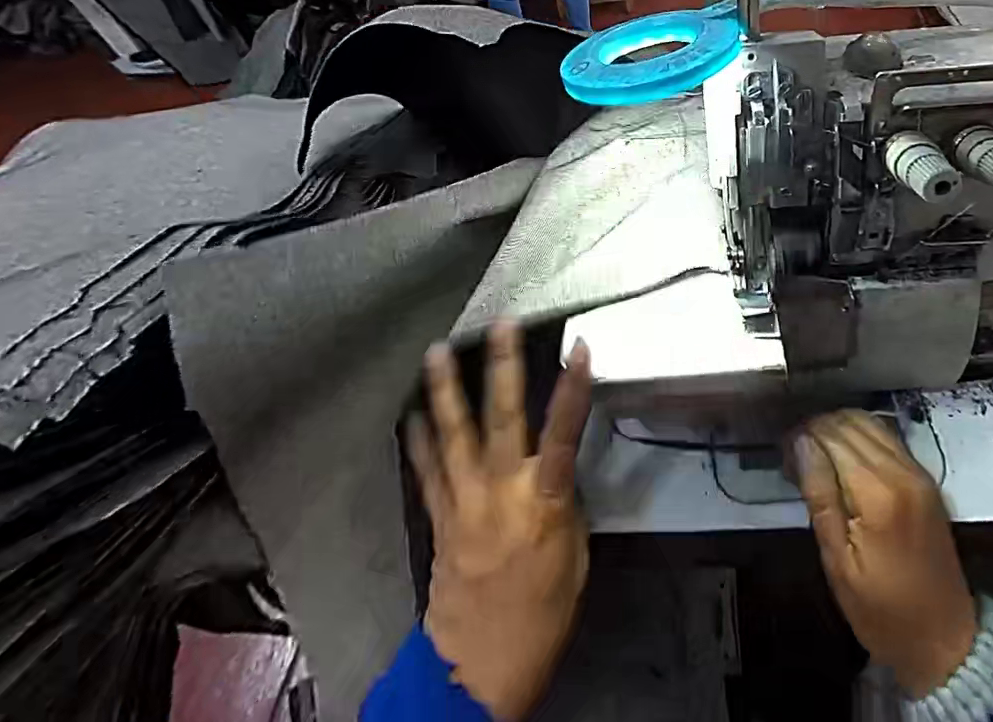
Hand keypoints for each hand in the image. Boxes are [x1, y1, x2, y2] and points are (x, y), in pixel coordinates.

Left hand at [410, 324, 593, 718]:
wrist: (479, 666)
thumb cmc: (545, 607)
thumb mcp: (574, 551)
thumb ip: (562, 501)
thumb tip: (555, 470)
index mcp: (543, 503)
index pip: (562, 435)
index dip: (572, 390)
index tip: (579, 349)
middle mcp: (499, 494)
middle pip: (501, 421)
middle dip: (502, 370)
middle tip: (500, 326)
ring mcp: (463, 504)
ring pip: (453, 437)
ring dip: (445, 392)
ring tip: (437, 352)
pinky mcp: (440, 520)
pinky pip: (426, 472)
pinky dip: (420, 441)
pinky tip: (413, 413)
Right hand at [795, 410, 979, 697]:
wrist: (944, 638)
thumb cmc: (882, 611)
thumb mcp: (838, 563)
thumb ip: (820, 496)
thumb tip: (802, 444)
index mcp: (879, 493)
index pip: (833, 437)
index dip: (803, 436)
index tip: (782, 451)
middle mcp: (902, 470)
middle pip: (851, 423)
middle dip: (817, 429)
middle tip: (793, 455)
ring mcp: (918, 470)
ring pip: (870, 423)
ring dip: (838, 428)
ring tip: (814, 454)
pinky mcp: (925, 476)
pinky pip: (887, 437)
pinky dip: (860, 436)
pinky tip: (842, 457)